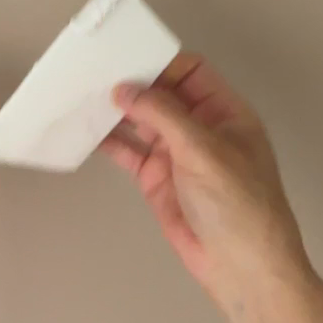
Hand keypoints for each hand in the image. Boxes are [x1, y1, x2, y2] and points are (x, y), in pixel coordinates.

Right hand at [99, 53, 308, 307]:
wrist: (241, 267)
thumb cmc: (240, 204)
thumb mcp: (204, 150)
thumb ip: (162, 114)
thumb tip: (124, 89)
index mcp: (224, 112)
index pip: (189, 71)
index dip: (159, 61)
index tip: (123, 54)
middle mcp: (198, 127)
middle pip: (160, 92)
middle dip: (131, 82)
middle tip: (93, 71)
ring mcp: (175, 152)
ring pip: (139, 119)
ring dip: (114, 110)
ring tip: (82, 95)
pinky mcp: (155, 176)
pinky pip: (127, 149)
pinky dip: (106, 140)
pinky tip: (84, 129)